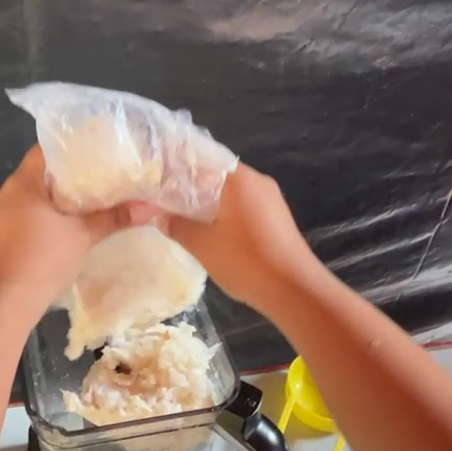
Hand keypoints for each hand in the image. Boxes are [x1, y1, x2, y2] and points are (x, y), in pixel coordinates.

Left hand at [0, 147, 158, 307]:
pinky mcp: (4, 235)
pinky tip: (72, 220)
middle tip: (103, 170)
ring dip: (61, 194)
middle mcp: (8, 193)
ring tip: (93, 194)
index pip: (46, 149)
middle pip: (41, 171)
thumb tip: (150, 208)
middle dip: (71, 171)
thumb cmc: (43, 259)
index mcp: (22, 183)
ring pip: (36, 194)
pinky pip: (29, 212)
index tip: (98, 147)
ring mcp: (3, 215)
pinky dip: (50, 211)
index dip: (72, 145)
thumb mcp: (84, 235)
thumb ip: (114, 217)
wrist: (8, 301)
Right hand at [163, 164, 326, 309]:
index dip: (178, 168)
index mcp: (239, 179)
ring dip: (208, 204)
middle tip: (164, 200)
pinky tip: (210, 232)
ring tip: (182, 217)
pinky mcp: (277, 219)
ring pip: (231, 194)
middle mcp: (258, 182)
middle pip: (217, 176)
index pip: (203, 159)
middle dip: (190, 188)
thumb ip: (178, 226)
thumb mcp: (202, 245)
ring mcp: (271, 201)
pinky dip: (225, 214)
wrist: (294, 291)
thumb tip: (161, 217)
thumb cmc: (245, 260)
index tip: (158, 178)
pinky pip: (244, 207)